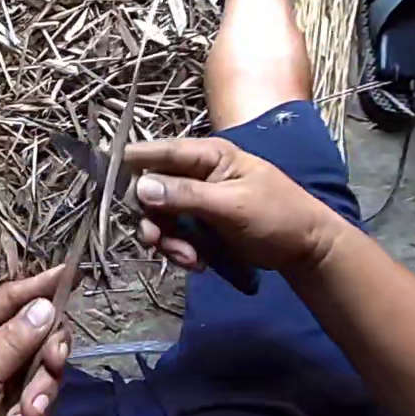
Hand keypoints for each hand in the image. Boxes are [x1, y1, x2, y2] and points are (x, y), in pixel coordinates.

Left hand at [0, 266, 71, 415]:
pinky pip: (43, 391)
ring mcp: (7, 373)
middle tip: (54, 364)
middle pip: (40, 329)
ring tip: (30, 411)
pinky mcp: (18, 400)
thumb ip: (15, 340)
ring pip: (47, 362)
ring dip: (44, 387)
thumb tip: (47, 305)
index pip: (13, 296)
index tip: (73, 274)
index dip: (42, 284)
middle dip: (50, 350)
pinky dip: (37, 407)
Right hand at [126, 138, 345, 274]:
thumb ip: (186, 195)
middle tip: (156, 240)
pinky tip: (199, 263)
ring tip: (189, 259)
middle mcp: (196, 173)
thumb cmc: (277, 216)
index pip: (159, 152)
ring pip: (160, 216)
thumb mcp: (232, 205)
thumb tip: (140, 188)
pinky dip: (180, 250)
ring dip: (168, 240)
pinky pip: (175, 234)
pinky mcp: (200, 223)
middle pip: (152, 189)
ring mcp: (197, 199)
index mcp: (208, 155)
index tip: (107, 183)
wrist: (307, 250)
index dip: (132, 165)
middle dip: (153, 218)